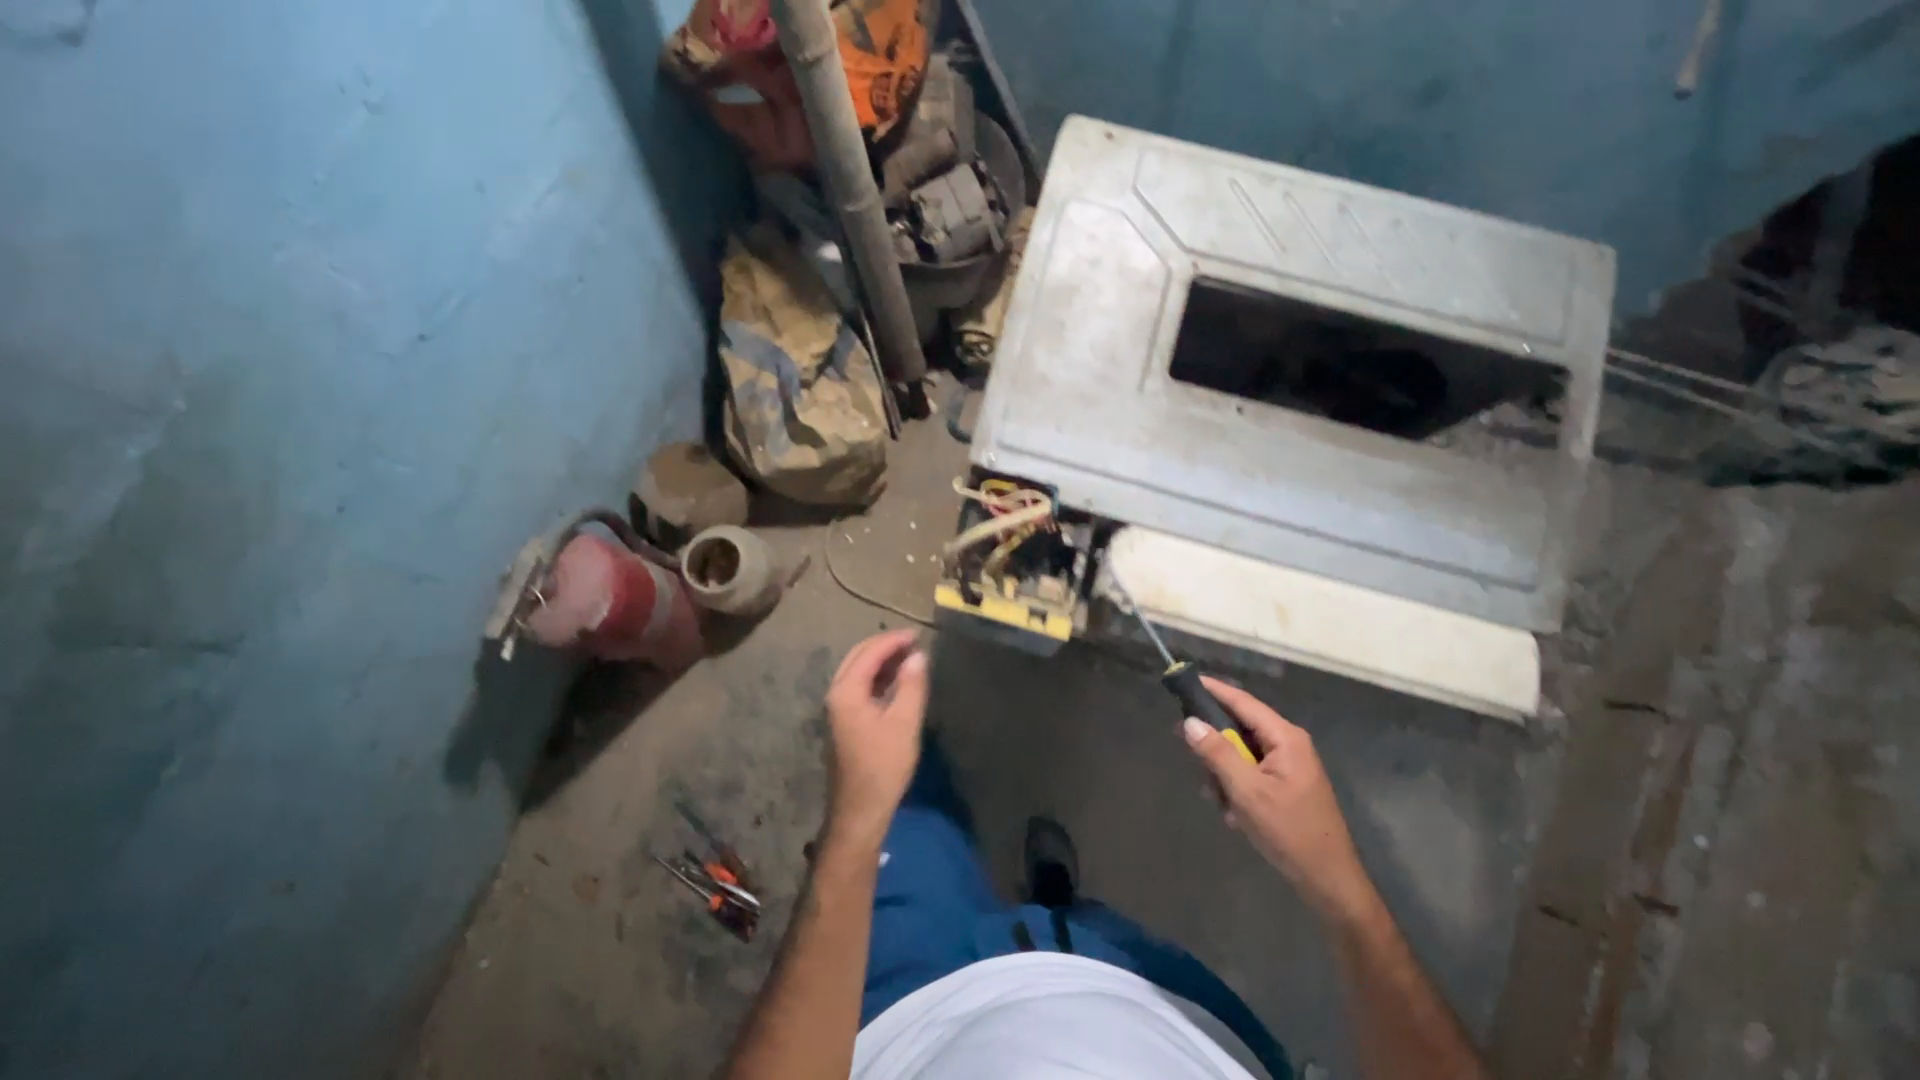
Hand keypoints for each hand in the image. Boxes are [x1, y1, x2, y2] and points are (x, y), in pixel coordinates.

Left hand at [823, 629, 929, 844]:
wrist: (860, 809)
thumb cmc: (884, 765)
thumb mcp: (905, 723)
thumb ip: (911, 685)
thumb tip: (917, 655)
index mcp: (846, 691)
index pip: (869, 652)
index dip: (894, 640)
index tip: (918, 634)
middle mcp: (836, 694)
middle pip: (858, 657)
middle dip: (885, 646)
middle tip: (914, 642)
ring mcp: (837, 709)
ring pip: (857, 672)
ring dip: (881, 661)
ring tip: (909, 657)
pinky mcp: (844, 722)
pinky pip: (858, 687)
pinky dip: (877, 678)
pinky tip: (896, 682)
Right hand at [1183, 677, 1377, 923]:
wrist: (1326, 878)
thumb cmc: (1288, 831)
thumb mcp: (1247, 792)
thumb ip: (1217, 753)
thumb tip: (1190, 722)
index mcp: (1285, 738)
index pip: (1243, 702)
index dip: (1213, 690)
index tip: (1184, 681)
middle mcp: (1288, 744)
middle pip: (1240, 728)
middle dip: (1215, 747)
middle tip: (1193, 760)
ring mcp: (1288, 765)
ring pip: (1241, 753)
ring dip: (1224, 775)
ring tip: (1221, 802)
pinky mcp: (1285, 785)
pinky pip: (1250, 773)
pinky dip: (1236, 788)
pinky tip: (1234, 813)